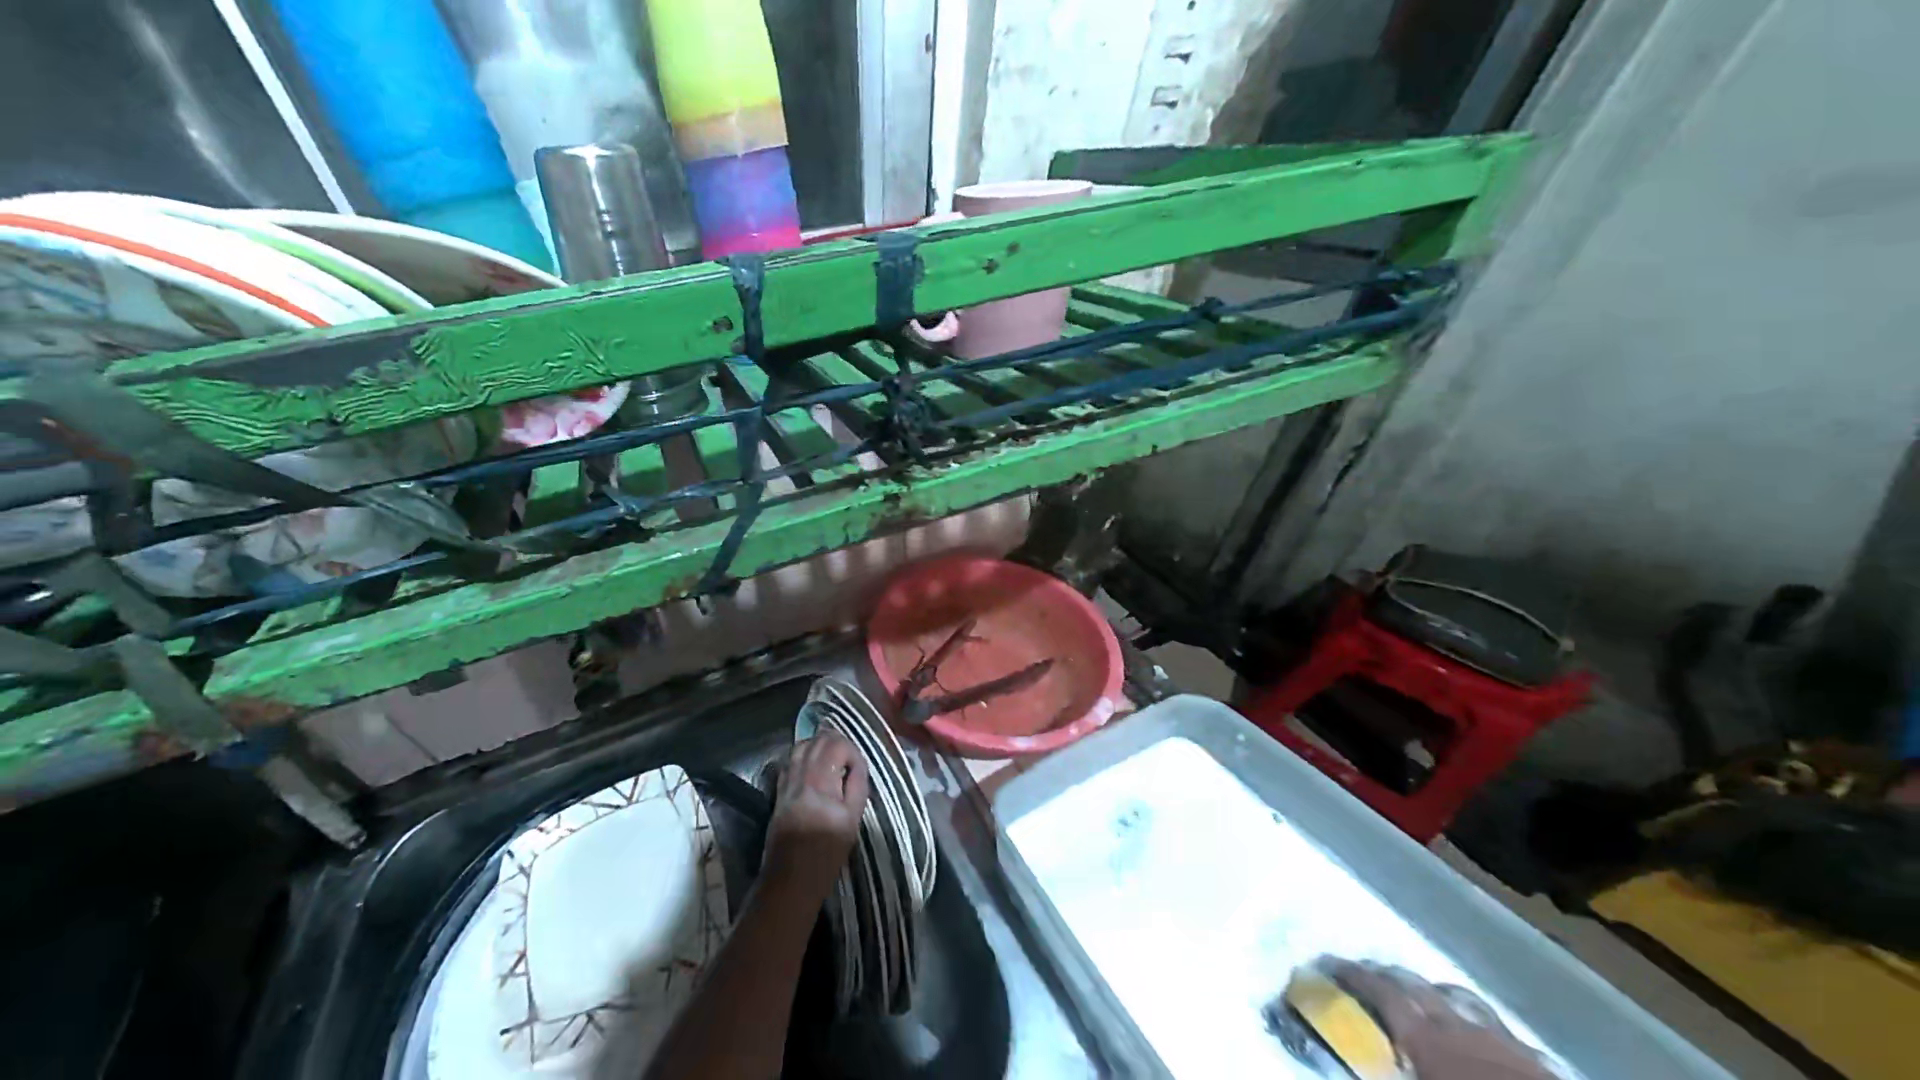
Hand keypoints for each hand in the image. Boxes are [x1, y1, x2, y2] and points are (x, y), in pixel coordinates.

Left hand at [762, 733, 868, 902]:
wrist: (791, 878)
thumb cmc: (827, 853)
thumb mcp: (852, 820)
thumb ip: (857, 786)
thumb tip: (857, 765)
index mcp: (820, 781)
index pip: (836, 745)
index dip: (852, 752)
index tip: (858, 770)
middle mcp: (800, 775)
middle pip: (817, 740)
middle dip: (837, 743)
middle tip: (849, 761)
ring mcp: (786, 782)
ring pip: (801, 746)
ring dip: (819, 746)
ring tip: (833, 760)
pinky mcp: (779, 791)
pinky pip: (790, 761)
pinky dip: (804, 756)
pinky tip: (814, 769)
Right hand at [1322, 960, 1560, 1079]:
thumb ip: (1383, 1074)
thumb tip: (1352, 1064)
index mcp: (1424, 1039)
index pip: (1381, 994)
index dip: (1353, 976)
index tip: (1329, 963)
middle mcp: (1455, 1026)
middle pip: (1415, 985)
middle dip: (1387, 974)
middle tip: (1367, 973)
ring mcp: (1497, 1038)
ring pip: (1457, 997)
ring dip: (1431, 989)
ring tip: (1419, 992)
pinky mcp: (1533, 1058)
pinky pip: (1496, 1026)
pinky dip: (1476, 1019)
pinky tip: (1478, 1030)